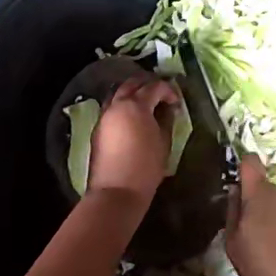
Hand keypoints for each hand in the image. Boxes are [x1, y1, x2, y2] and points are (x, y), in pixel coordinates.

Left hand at [84, 74, 179, 209]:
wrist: (116, 191)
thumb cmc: (146, 166)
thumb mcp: (164, 140)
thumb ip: (166, 119)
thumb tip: (169, 108)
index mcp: (136, 106)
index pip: (155, 87)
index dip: (169, 91)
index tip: (177, 103)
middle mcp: (117, 105)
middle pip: (132, 84)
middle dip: (149, 84)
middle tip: (162, 93)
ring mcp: (104, 116)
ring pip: (118, 93)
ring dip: (134, 92)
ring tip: (147, 102)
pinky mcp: (98, 129)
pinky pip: (111, 107)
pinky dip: (123, 104)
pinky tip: (133, 116)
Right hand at [225, 154, 275, 275]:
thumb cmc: (260, 262)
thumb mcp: (233, 241)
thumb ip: (232, 211)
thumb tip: (234, 190)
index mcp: (259, 192)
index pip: (251, 162)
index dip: (240, 167)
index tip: (232, 183)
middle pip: (261, 185)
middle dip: (249, 198)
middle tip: (237, 225)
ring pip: (272, 201)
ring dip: (262, 213)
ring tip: (253, 242)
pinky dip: (274, 224)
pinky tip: (270, 249)